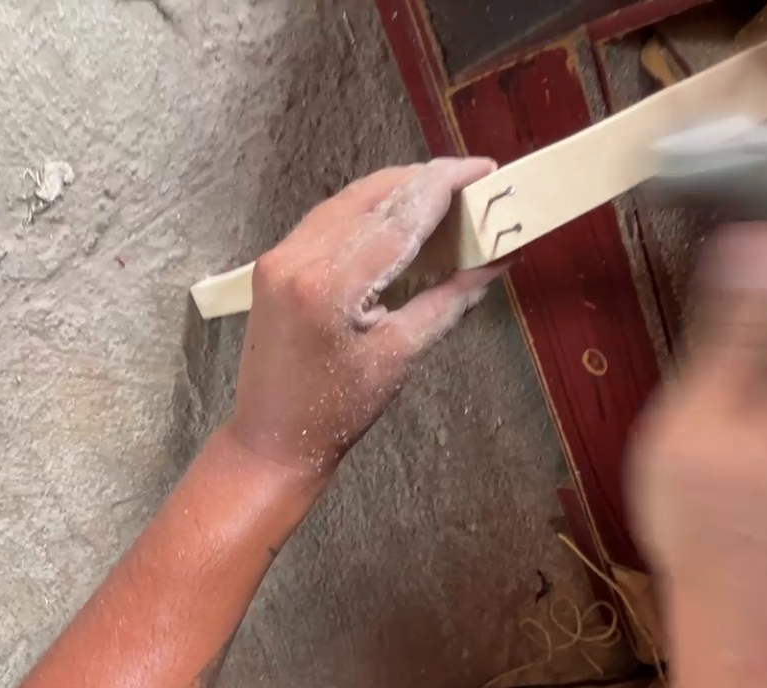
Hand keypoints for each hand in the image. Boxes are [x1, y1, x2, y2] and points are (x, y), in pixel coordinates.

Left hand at [229, 158, 507, 474]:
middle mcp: (297, 258)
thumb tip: (495, 261)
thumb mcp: (400, 356)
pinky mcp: (271, 265)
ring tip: (438, 202)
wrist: (274, 439)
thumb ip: (450, 300)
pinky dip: (363, 214)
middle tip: (470, 187)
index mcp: (330, 284)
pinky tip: (392, 222)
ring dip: (394, 194)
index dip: (447, 184)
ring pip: (347, 202)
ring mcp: (278, 258)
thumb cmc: (335, 411)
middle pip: (373, 195)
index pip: (400, 213)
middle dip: (424, 182)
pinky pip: (325, 221)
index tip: (484, 170)